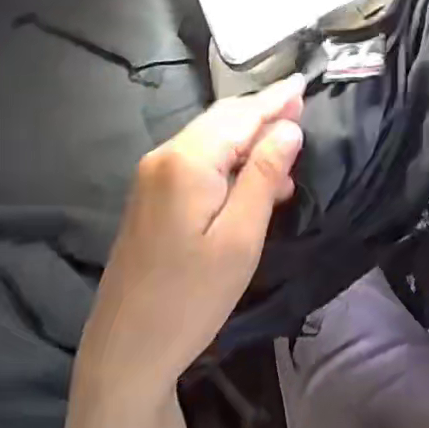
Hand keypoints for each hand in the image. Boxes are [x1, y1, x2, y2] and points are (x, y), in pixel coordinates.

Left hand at [77, 75, 306, 390]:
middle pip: (221, 120)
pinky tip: (252, 177)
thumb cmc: (191, 298)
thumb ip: (263, 176)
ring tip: (287, 146)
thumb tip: (288, 128)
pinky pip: (196, 160)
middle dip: (261, 112)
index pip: (241, 116)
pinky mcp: (150, 194)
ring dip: (246, 137)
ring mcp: (152, 174)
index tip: (303, 81)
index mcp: (187, 160)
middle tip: (300, 108)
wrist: (126, 347)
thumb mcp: (240, 239)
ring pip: (209, 138)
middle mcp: (165, 155)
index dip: (274, 99)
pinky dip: (227, 158)